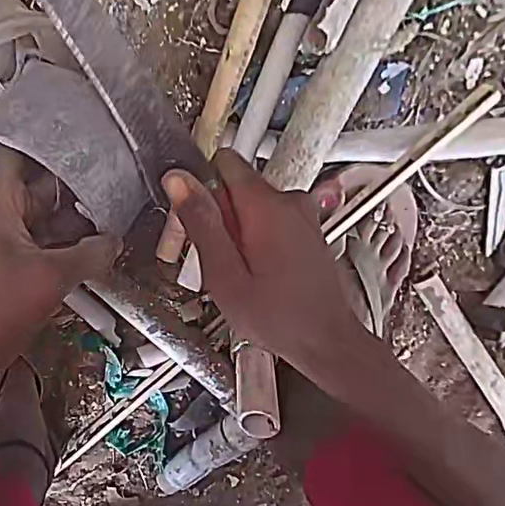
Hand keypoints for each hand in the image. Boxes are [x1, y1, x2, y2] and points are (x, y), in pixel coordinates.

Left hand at [0, 149, 119, 373]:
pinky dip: (71, 243)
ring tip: (120, 207)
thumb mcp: (52, 276)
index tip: (83, 128)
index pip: (20, 151)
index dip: (49, 137)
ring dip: (79, 218)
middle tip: (120, 173)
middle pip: (46, 186)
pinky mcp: (19, 262)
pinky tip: (103, 242)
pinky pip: (49, 242)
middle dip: (79, 183)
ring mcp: (12, 238)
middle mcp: (5, 213)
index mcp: (0, 201)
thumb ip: (90, 253)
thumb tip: (116, 240)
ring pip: (51, 217)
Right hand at [164, 151, 366, 378]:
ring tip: (235, 274)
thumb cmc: (279, 318)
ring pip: (248, 208)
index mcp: (267, 206)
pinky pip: (266, 222)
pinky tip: (254, 275)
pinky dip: (253, 243)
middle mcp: (289, 202)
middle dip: (215, 218)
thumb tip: (179, 181)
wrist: (326, 342)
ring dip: (233, 235)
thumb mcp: (224, 274)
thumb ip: (201, 222)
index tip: (195, 221)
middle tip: (214, 262)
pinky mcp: (305, 231)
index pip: (223, 163)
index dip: (200, 188)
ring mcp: (301, 216)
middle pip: (233, 188)